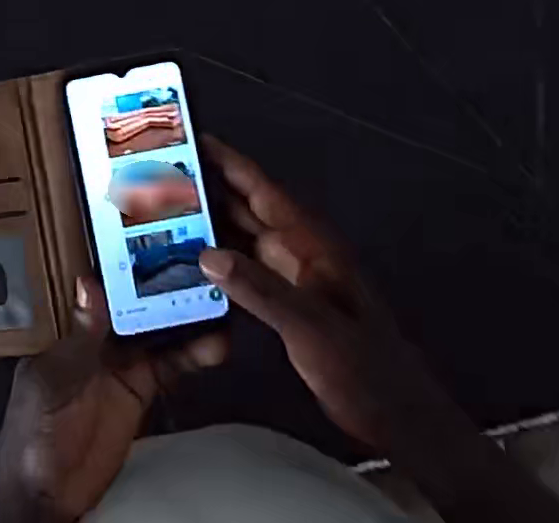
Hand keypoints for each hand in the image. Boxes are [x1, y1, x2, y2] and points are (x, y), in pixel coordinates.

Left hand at [0, 277, 225, 522]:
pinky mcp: (140, 389)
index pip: (101, 284)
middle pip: (136, 303)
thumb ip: (80, 336)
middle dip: (164, 285)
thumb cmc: (35, 425)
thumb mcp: (54, 379)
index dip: (125, 264)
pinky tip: (217, 344)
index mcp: (70, 322)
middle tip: (200, 264)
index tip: (155, 240)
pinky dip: (193, 354)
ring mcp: (122, 360)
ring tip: (219, 298)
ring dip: (186, 316)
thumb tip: (89, 282)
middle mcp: (99, 333)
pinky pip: (170, 365)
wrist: (46, 491)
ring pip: (159, 329)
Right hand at [196, 136, 558, 522]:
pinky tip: (187, 257)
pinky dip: (215, 255)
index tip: (192, 138)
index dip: (227, 161)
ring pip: (240, 234)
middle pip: (245, 205)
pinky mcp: (282, 297)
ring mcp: (289, 273)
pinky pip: (241, 264)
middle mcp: (296, 248)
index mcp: (310, 241)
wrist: (398, 419)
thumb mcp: (312, 327)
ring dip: (207, 220)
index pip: (261, 188)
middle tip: (160, 172)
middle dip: (207, 185)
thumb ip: (261, 289)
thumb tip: (207, 254)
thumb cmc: (365, 368)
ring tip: (163, 207)